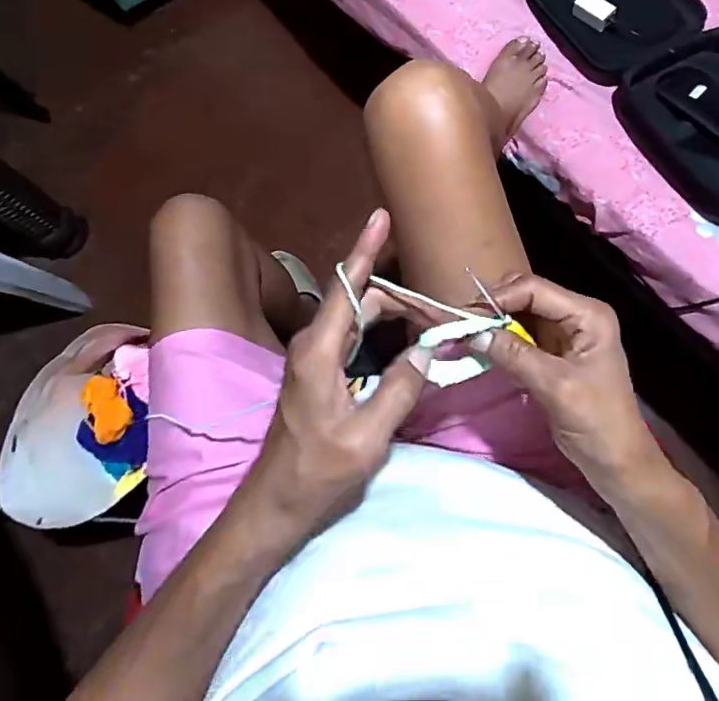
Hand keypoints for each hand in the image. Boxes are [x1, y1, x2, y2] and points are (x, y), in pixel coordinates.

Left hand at [236, 209, 429, 540]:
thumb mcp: (367, 439)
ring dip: (398, 314)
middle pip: (363, 298)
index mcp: (320, 350)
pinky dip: (386, 329)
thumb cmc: (317, 473)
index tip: (381, 215)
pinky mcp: (322, 367)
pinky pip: (358, 334)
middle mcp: (315, 341)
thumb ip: (399, 390)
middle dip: (404, 298)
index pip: (346, 285)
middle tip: (443, 317)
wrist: (275, 503)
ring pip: (362, 314)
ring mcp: (316, 353)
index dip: (364, 247)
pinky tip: (410, 338)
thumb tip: (425, 350)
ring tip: (433, 326)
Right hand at [475, 274, 666, 495]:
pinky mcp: (553, 350)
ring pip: (520, 312)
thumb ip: (515, 355)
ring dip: (493, 321)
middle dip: (493, 306)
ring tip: (466, 333)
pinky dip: (500, 337)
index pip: (534, 288)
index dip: (499, 297)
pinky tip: (481, 344)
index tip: (467, 316)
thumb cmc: (597, 422)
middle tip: (463, 325)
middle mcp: (577, 314)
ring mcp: (565, 331)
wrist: (618, 463)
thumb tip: (474, 333)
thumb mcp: (555, 387)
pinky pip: (521, 333)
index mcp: (588, 314)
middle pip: (525, 294)